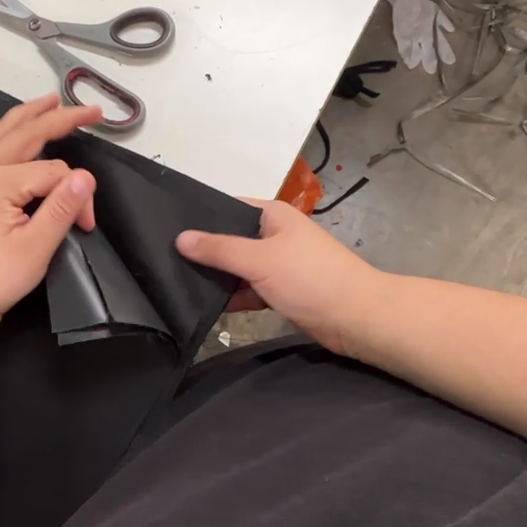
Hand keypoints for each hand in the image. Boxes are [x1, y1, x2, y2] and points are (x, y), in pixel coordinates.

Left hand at [0, 95, 102, 329]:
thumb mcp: (37, 247)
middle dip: (62, 118)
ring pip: (5, 132)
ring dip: (30, 115)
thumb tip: (87, 177)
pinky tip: (15, 128)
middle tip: (92, 110)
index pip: (54, 172)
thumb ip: (63, 208)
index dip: (77, 194)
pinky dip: (8, 130)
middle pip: (28, 134)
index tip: (87, 224)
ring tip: (51, 100)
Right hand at [175, 200, 378, 353]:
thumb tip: (181, 238)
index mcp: (273, 215)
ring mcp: (279, 265)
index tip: (168, 229)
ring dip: (219, 278)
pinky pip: (249, 289)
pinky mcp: (282, 291)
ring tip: (180, 284)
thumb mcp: (260, 260)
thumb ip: (219, 249)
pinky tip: (209, 307)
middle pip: (231, 239)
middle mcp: (275, 235)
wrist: (359, 319)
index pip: (228, 207)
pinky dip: (234, 297)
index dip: (201, 217)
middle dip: (206, 252)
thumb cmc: (311, 278)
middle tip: (167, 261)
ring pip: (239, 267)